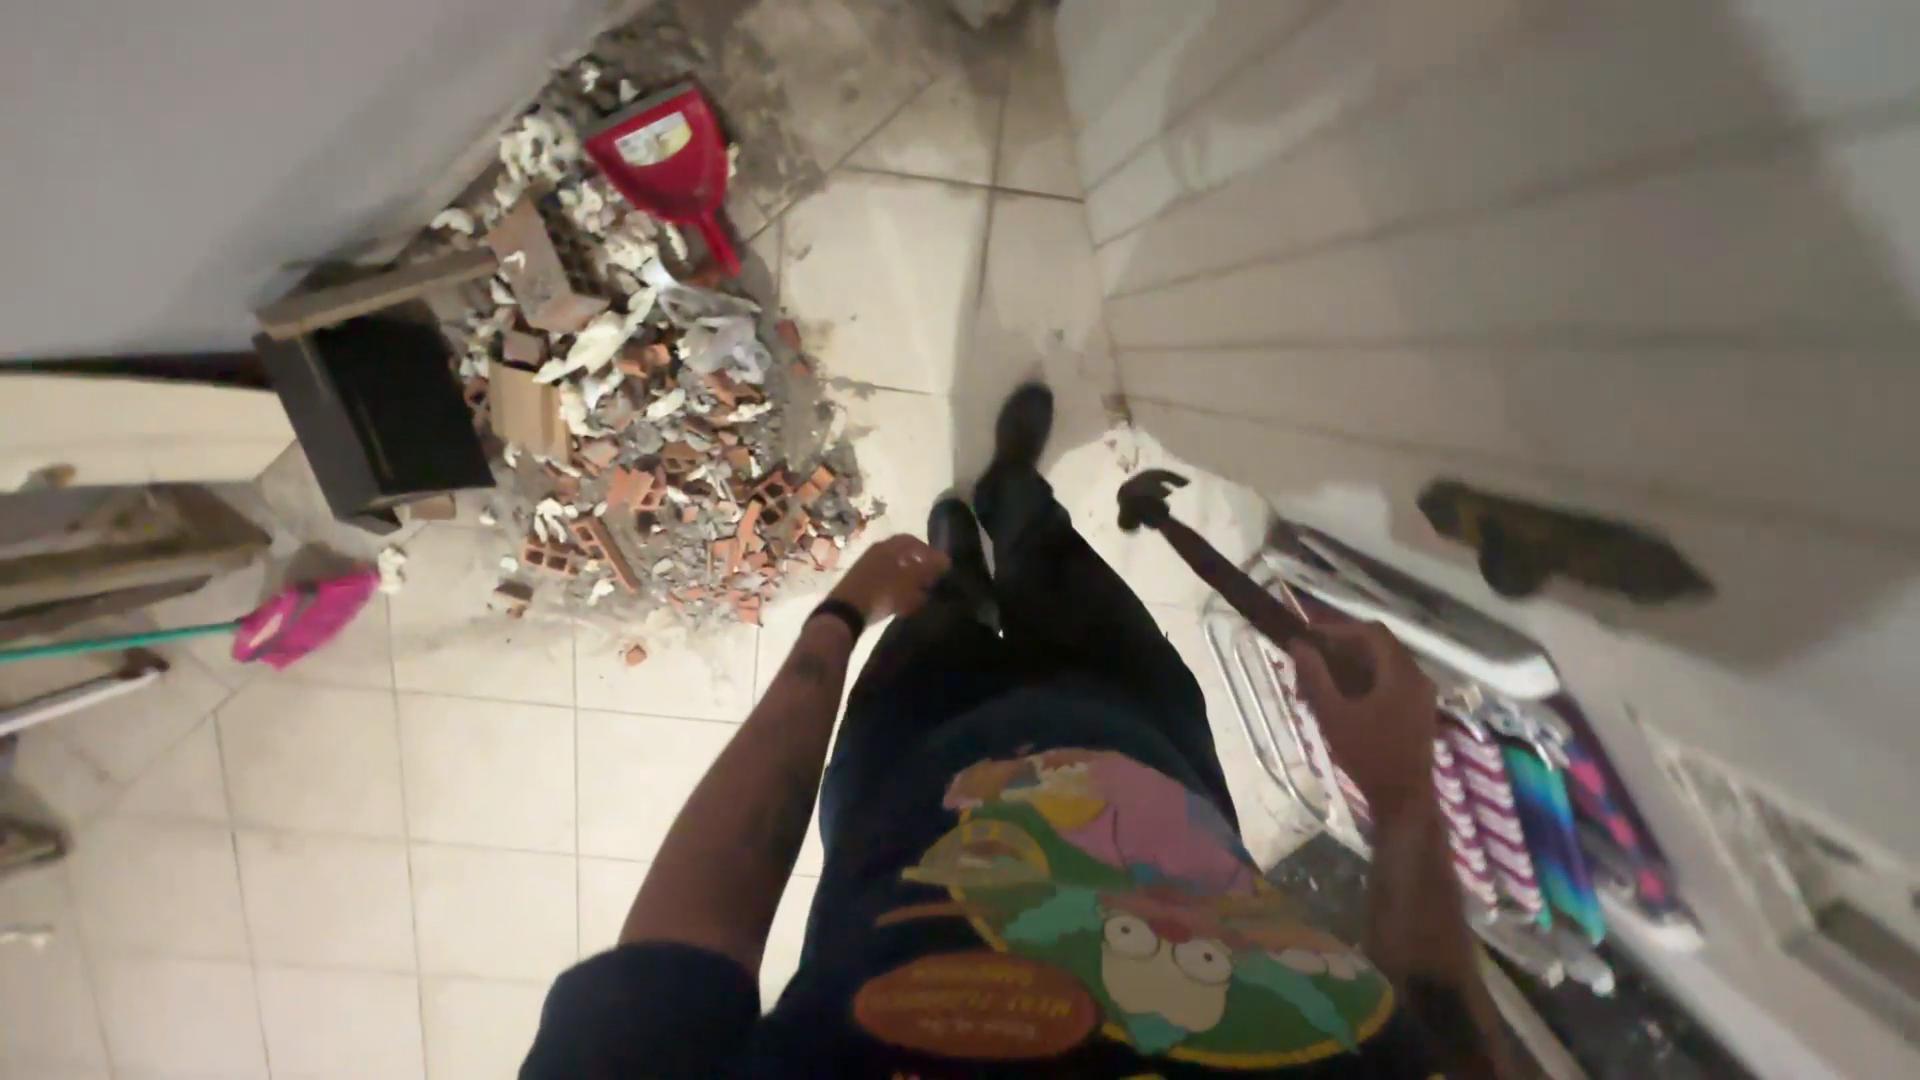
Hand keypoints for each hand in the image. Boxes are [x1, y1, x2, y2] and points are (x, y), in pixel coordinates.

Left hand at [827, 535, 948, 621]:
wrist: (845, 611)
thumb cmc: (882, 590)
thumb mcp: (910, 579)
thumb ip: (929, 568)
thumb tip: (945, 560)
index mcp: (887, 547)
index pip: (912, 541)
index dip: (928, 551)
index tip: (941, 565)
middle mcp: (876, 554)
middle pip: (903, 557)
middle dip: (920, 569)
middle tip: (932, 581)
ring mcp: (866, 570)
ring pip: (894, 572)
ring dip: (909, 583)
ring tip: (921, 596)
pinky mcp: (861, 587)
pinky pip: (885, 585)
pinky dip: (897, 592)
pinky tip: (904, 606)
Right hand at [1286, 622, 1437, 823]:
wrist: (1402, 797)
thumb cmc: (1367, 754)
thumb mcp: (1332, 713)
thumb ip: (1314, 675)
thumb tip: (1298, 644)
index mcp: (1401, 673)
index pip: (1371, 632)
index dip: (1338, 629)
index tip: (1310, 637)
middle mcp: (1417, 677)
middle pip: (1378, 645)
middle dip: (1341, 647)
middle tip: (1311, 657)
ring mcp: (1421, 693)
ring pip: (1382, 663)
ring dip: (1350, 664)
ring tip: (1319, 679)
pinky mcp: (1417, 708)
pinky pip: (1389, 679)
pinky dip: (1363, 678)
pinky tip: (1340, 696)